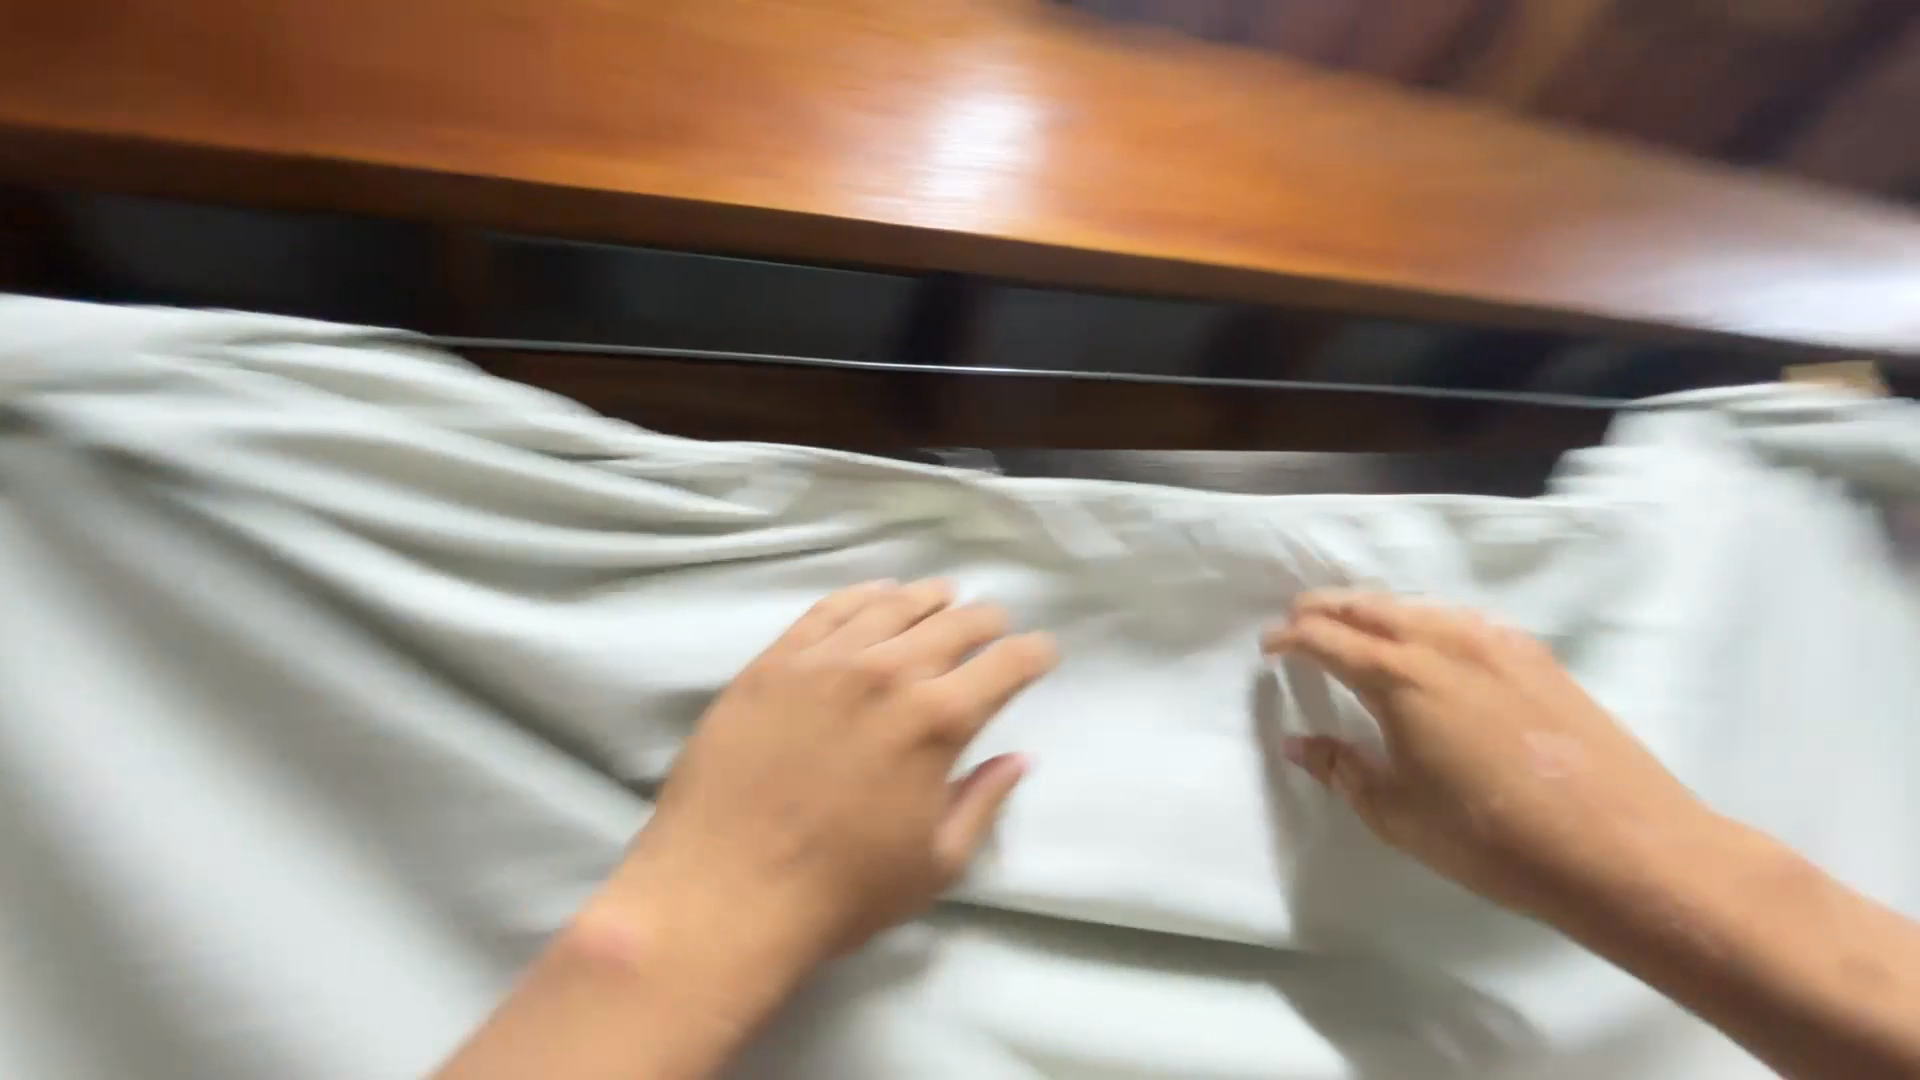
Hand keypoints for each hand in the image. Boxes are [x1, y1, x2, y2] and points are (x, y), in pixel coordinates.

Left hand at [596, 579, 1057, 976]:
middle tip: (995, 625)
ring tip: (944, 595)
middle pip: (955, 623)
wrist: (721, 894)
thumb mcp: (935, 864)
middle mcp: (888, 673)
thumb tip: (1019, 758)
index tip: (1042, 653)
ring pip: (894, 605)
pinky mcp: (776, 660)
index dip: (1034, 654)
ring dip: (930, 598)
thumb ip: (983, 802)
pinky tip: (878, 594)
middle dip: (987, 621)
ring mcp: (826, 660)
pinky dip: (865, 595)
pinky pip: (830, 609)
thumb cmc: (839, 891)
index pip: (1006, 665)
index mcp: (937, 720)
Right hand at [1264, 590, 1713, 920]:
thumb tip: (1297, 742)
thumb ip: (1338, 768)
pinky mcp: (1532, 655)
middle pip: (1361, 605)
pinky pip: (1455, 617)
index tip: (1267, 649)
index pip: (1321, 636)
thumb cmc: (1493, 837)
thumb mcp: (1395, 812)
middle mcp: (1439, 641)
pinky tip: (1423, 645)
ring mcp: (1492, 642)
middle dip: (1318, 609)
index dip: (1286, 638)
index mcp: (1397, 676)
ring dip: (1367, 610)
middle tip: (1294, 624)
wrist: (1630, 851)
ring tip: (1349, 631)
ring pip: (1410, 604)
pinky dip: (1419, 619)